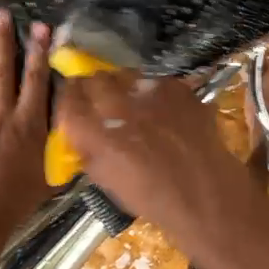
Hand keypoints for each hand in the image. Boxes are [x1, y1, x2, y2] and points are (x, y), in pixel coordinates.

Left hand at [0, 8, 54, 241]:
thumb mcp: (53, 171)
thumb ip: (65, 148)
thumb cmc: (21, 198)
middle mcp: (4, 114)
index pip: (37, 78)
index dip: (39, 51)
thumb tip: (85, 132)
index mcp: (30, 121)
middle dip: (4, 40)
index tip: (41, 26)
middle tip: (2, 14)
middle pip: (4, 70)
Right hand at [55, 71, 261, 245]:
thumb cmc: (149, 194)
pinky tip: (157, 103)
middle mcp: (119, 106)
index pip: (68, 100)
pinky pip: (155, 79)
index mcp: (95, 133)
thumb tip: (81, 131)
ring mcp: (149, 92)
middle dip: (93, 86)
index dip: (67, 96)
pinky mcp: (176, 86)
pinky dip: (150, 88)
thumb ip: (88, 149)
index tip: (70, 96)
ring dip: (121, 84)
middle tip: (98, 97)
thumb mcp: (105, 178)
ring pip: (125, 74)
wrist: (201, 186)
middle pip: (95, 80)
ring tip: (128, 98)